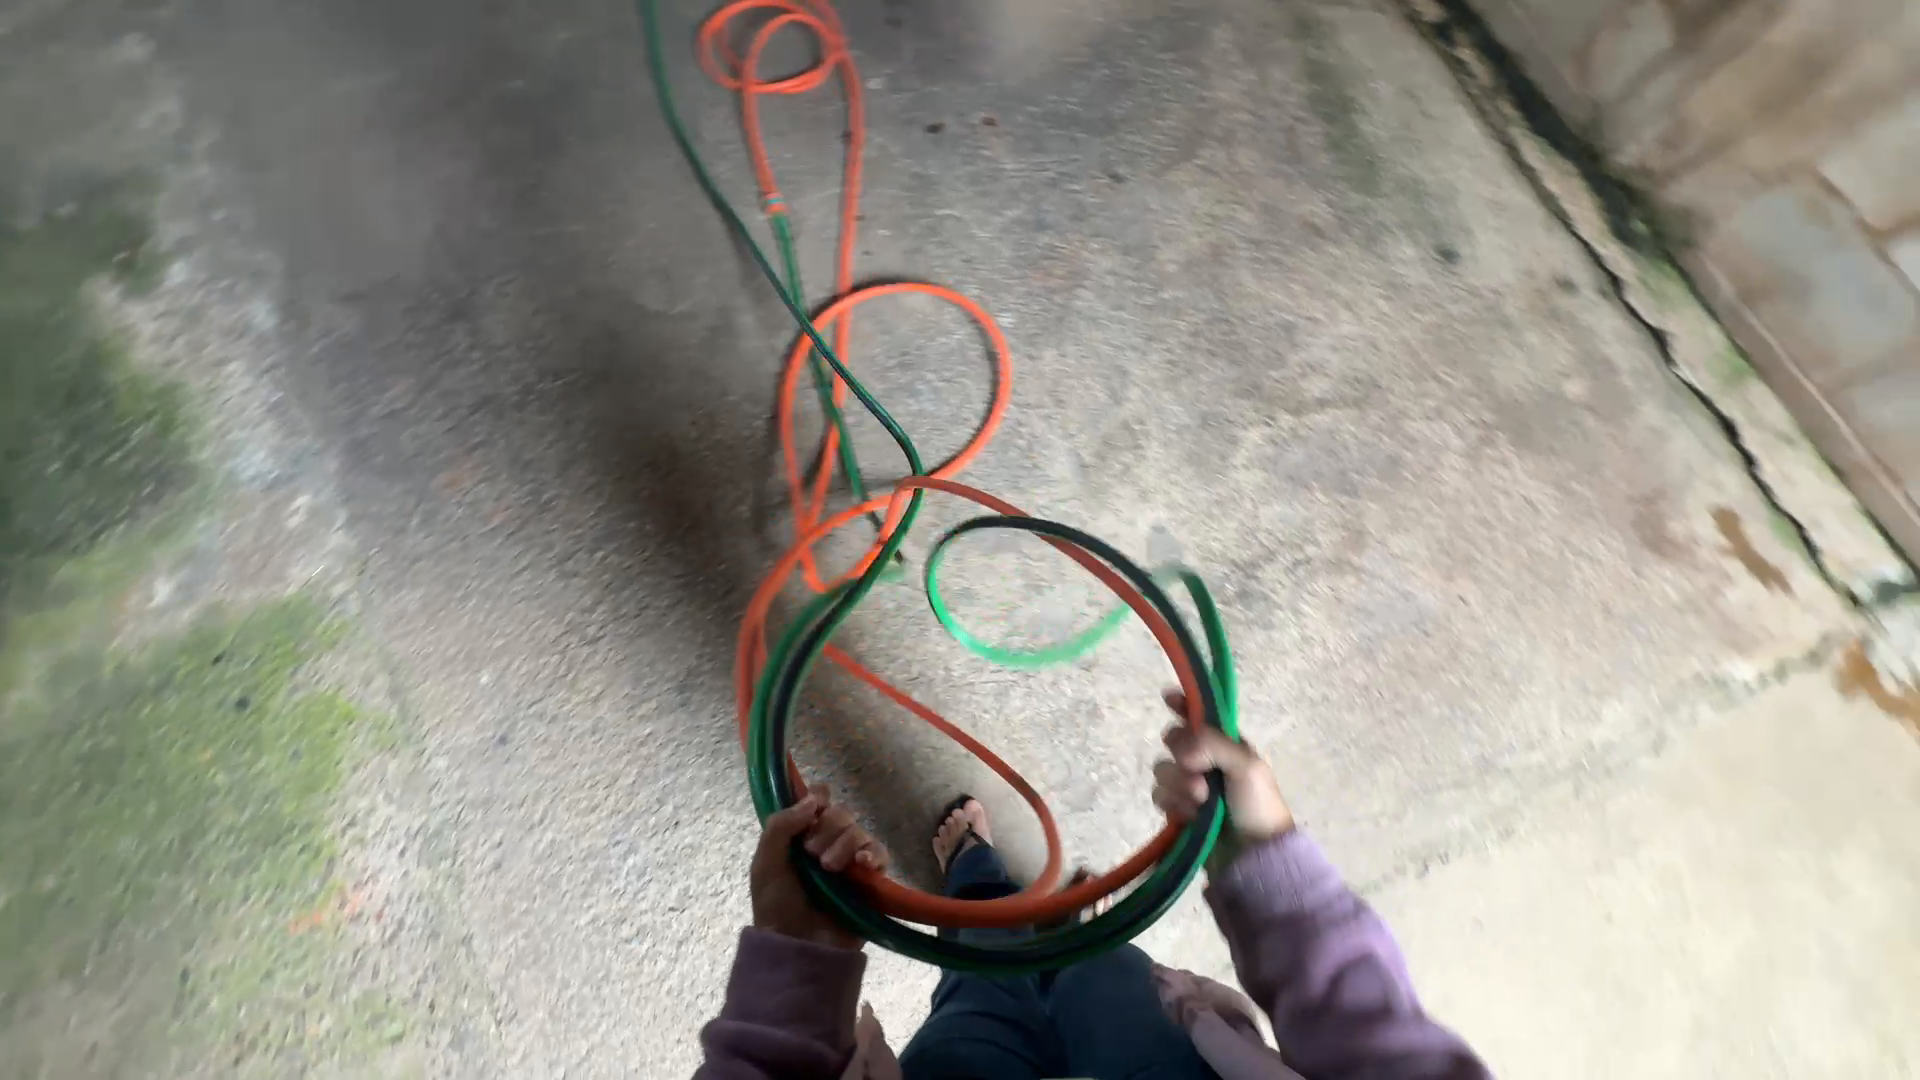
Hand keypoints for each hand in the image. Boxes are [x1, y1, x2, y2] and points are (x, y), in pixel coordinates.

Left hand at [751, 784, 887, 949]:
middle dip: (828, 828)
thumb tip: (814, 799)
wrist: (798, 947)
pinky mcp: (871, 879)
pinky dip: (872, 854)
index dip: (818, 798)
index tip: (814, 808)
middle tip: (813, 855)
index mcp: (802, 834)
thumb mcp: (766, 863)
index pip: (818, 799)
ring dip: (844, 844)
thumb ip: (781, 825)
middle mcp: (829, 841)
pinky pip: (880, 854)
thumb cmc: (777, 905)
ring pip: (859, 831)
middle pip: (841, 812)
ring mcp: (851, 860)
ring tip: (830, 870)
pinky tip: (862, 865)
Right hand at [1152, 690, 1292, 866]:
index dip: (1182, 704)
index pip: (1199, 716)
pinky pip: (1160, 795)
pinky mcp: (1179, 810)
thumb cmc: (1258, 806)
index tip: (1167, 698)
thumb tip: (1181, 752)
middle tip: (1199, 771)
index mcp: (1226, 744)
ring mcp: (1191, 786)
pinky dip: (1173, 804)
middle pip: (1173, 741)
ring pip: (1163, 770)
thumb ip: (1212, 743)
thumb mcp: (1247, 765)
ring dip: (1180, 785)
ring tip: (1201, 802)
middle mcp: (1206, 761)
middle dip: (1181, 754)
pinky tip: (1190, 816)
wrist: (1255, 858)